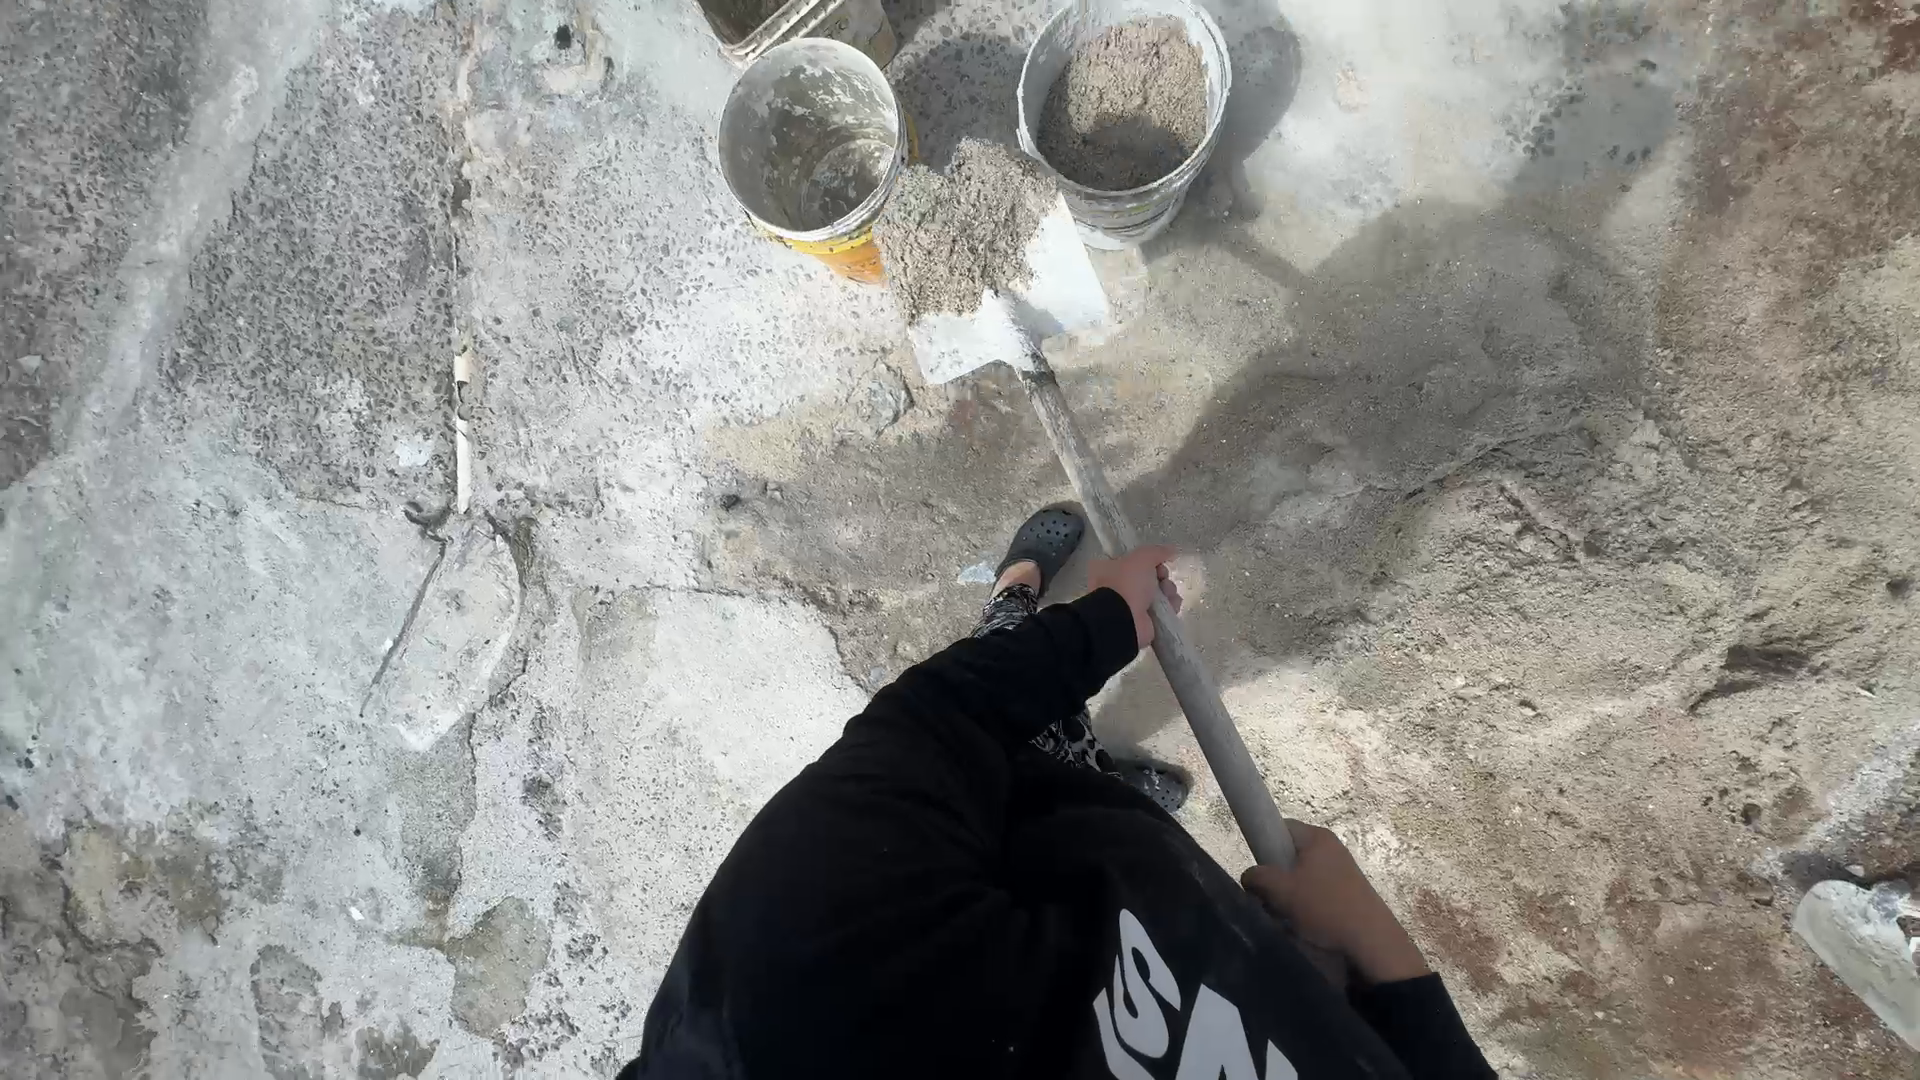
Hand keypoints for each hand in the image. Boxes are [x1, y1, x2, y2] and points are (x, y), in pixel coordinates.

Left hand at [1086, 544, 1181, 648]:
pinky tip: (1171, 605)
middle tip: (1162, 577)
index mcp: (1106, 569)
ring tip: (1167, 593)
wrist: (1123, 620)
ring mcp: (1129, 605)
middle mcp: (1116, 586)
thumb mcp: (1141, 558)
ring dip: (1168, 590)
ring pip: (1157, 592)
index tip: (1157, 560)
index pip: (1131, 559)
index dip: (1146, 559)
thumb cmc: (1126, 583)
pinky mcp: (1144, 620)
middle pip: (1148, 575)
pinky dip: (1170, 606)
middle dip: (1161, 575)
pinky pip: (1162, 609)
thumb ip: (1157, 551)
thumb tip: (1172, 550)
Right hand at [1241, 821, 1430, 985]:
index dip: (1263, 845)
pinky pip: (1318, 894)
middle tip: (1272, 898)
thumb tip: (1251, 878)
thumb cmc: (1325, 908)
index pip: (1279, 827)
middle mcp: (1332, 848)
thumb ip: (1256, 877)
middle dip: (1277, 878)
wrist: (1375, 947)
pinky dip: (1309, 908)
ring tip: (1290, 917)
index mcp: (1317, 837)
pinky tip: (1308, 927)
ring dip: (1291, 896)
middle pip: (1290, 855)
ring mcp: (1345, 872)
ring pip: (1302, 878)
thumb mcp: (1280, 890)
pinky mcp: (1352, 895)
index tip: (1260, 871)